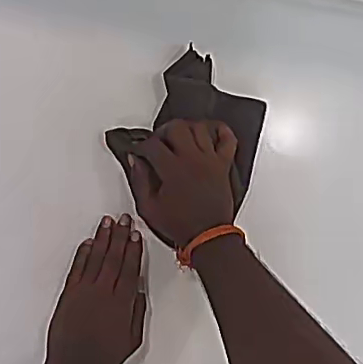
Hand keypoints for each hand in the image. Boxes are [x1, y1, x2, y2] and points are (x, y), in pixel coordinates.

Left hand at [42, 215, 147, 363]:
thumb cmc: (103, 356)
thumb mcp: (132, 339)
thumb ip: (137, 312)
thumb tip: (138, 290)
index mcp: (121, 303)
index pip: (130, 268)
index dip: (134, 249)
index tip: (136, 234)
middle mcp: (103, 292)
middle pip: (114, 257)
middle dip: (121, 236)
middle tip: (124, 219)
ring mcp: (84, 290)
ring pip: (96, 257)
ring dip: (102, 238)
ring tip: (107, 222)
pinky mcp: (69, 293)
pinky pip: (77, 267)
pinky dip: (83, 253)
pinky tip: (88, 242)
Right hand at [126, 119, 237, 246]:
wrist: (208, 236)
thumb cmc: (181, 224)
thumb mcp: (148, 207)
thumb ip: (140, 180)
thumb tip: (135, 161)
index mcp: (172, 170)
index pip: (153, 144)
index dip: (142, 145)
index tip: (140, 150)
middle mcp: (192, 161)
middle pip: (177, 127)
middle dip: (163, 131)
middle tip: (159, 140)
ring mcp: (210, 161)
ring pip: (199, 128)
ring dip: (186, 127)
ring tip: (179, 136)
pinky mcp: (223, 165)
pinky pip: (227, 139)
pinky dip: (220, 130)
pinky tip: (209, 131)